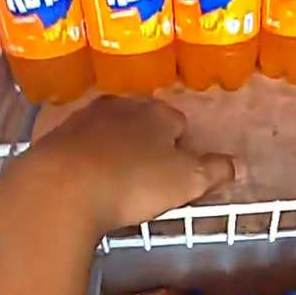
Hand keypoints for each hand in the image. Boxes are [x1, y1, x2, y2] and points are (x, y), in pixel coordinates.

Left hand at [0, 96, 240, 245]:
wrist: (61, 188)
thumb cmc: (132, 183)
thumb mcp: (185, 181)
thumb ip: (214, 171)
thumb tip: (240, 165)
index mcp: (156, 114)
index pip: (177, 123)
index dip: (180, 147)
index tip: (177, 172)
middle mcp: (120, 107)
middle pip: (141, 123)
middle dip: (146, 144)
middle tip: (147, 178)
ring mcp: (83, 120)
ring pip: (107, 132)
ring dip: (113, 150)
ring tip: (115, 182)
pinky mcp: (54, 139)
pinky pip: (78, 148)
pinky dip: (84, 161)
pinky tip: (85, 184)